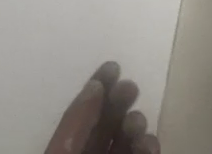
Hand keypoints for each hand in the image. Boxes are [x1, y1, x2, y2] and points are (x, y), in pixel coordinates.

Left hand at [45, 62, 161, 153]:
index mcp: (63, 147)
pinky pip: (144, 153)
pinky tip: (147, 143)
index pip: (79, 114)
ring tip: (135, 124)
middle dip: (120, 101)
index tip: (113, 66)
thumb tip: (95, 85)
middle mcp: (88, 151)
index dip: (96, 89)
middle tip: (129, 89)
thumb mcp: (63, 152)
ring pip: (128, 137)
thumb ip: (75, 123)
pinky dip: (149, 146)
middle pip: (107, 121)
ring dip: (136, 123)